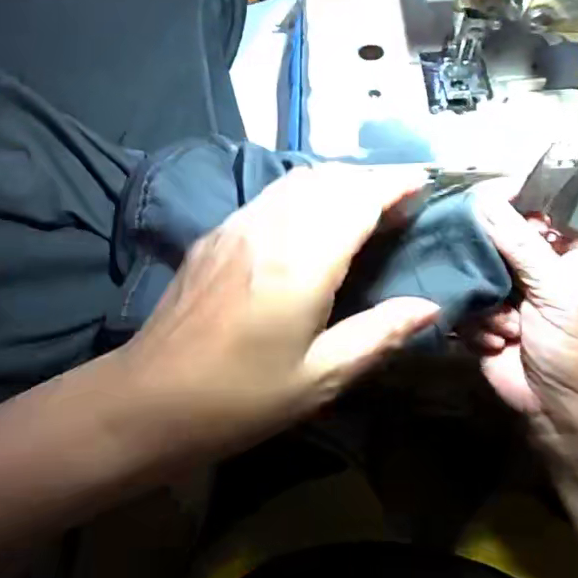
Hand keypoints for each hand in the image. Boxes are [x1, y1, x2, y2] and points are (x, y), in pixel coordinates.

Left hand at [122, 165, 438, 453]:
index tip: (423, 183)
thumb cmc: (240, 398)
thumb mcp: (319, 377)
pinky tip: (312, 219)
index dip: (394, 184)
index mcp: (302, 261)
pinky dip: (305, 192)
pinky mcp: (217, 234)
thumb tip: (428, 306)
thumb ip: (378, 334)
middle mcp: (270, 228)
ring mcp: (238, 226)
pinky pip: (272, 195)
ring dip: (338, 181)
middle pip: (329, 179)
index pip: (357, 199)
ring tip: (364, 204)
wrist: (148, 399)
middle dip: (371, 178)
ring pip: (298, 180)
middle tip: (401, 198)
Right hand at [465, 184, 577, 462]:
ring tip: (509, 331)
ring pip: (470, 276)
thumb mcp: (558, 291)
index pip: (523, 213)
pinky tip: (496, 345)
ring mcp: (502, 297)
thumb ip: (520, 244)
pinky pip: (462, 309)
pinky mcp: (480, 324)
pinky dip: (477, 328)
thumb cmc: (576, 350)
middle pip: (489, 242)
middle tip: (491, 283)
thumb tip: (485, 198)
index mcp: (559, 252)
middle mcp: (529, 269)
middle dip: (485, 266)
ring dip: (487, 307)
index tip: (473, 206)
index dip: (498, 209)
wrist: (562, 417)